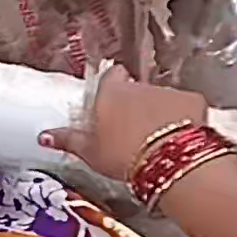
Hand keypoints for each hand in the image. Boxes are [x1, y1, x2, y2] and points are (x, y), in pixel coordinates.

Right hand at [39, 66, 207, 180]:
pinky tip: (182, 139)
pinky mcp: (193, 100)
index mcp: (111, 94)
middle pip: (138, 89)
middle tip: (135, 131)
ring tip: (160, 141)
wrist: (167, 161)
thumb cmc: (122, 156)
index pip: (112, 75)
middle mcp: (139, 86)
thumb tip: (44, 136)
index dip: (114, 84)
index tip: (113, 98)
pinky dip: (187, 119)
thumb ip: (68, 140)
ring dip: (162, 113)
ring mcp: (168, 92)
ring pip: (163, 99)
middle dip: (138, 105)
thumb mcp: (90, 152)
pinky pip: (188, 107)